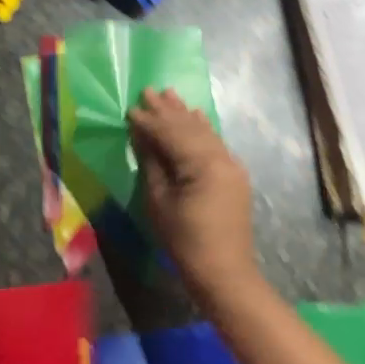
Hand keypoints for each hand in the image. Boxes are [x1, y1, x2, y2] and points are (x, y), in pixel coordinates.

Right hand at [128, 88, 258, 298]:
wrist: (224, 273)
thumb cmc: (185, 241)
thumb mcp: (160, 202)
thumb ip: (152, 163)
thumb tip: (142, 134)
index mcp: (202, 163)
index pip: (171, 133)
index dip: (149, 120)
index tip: (131, 107)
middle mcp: (221, 157)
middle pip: (189, 127)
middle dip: (167, 110)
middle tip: (148, 90)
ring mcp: (231, 165)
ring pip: (204, 132)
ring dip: (185, 114)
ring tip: (169, 95)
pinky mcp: (234, 175)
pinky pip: (215, 143)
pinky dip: (202, 128)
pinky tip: (196, 116)